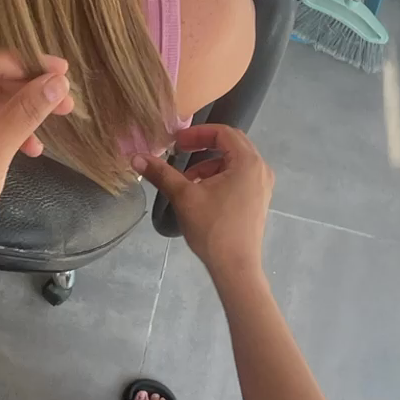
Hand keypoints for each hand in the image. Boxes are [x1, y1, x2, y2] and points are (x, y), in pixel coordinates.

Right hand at [132, 124, 273, 282]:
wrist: (235, 267)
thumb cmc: (212, 229)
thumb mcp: (184, 197)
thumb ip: (161, 173)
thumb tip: (136, 157)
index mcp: (248, 162)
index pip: (224, 133)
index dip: (197, 133)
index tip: (176, 142)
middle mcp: (260, 170)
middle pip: (231, 145)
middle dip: (203, 147)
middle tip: (180, 152)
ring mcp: (262, 187)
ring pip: (234, 164)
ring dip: (209, 165)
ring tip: (188, 181)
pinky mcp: (259, 202)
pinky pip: (239, 179)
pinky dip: (220, 179)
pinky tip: (202, 196)